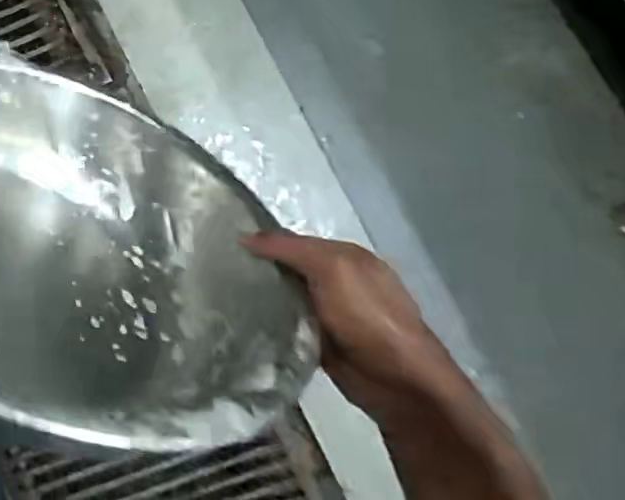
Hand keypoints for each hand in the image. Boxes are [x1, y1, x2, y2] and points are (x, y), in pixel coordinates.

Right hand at [244, 231, 462, 421]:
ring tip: (224, 289)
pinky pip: (285, 322)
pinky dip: (268, 319)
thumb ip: (288, 247)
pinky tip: (243, 316)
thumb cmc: (370, 318)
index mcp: (347, 257)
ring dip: (260, 294)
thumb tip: (243, 238)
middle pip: (286, 266)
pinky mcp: (320, 340)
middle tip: (220, 266)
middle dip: (259, 266)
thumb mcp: (331, 268)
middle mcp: (339, 281)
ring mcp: (330, 312)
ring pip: (283, 294)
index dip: (263, 240)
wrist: (403, 387)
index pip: (293, 239)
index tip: (228, 243)